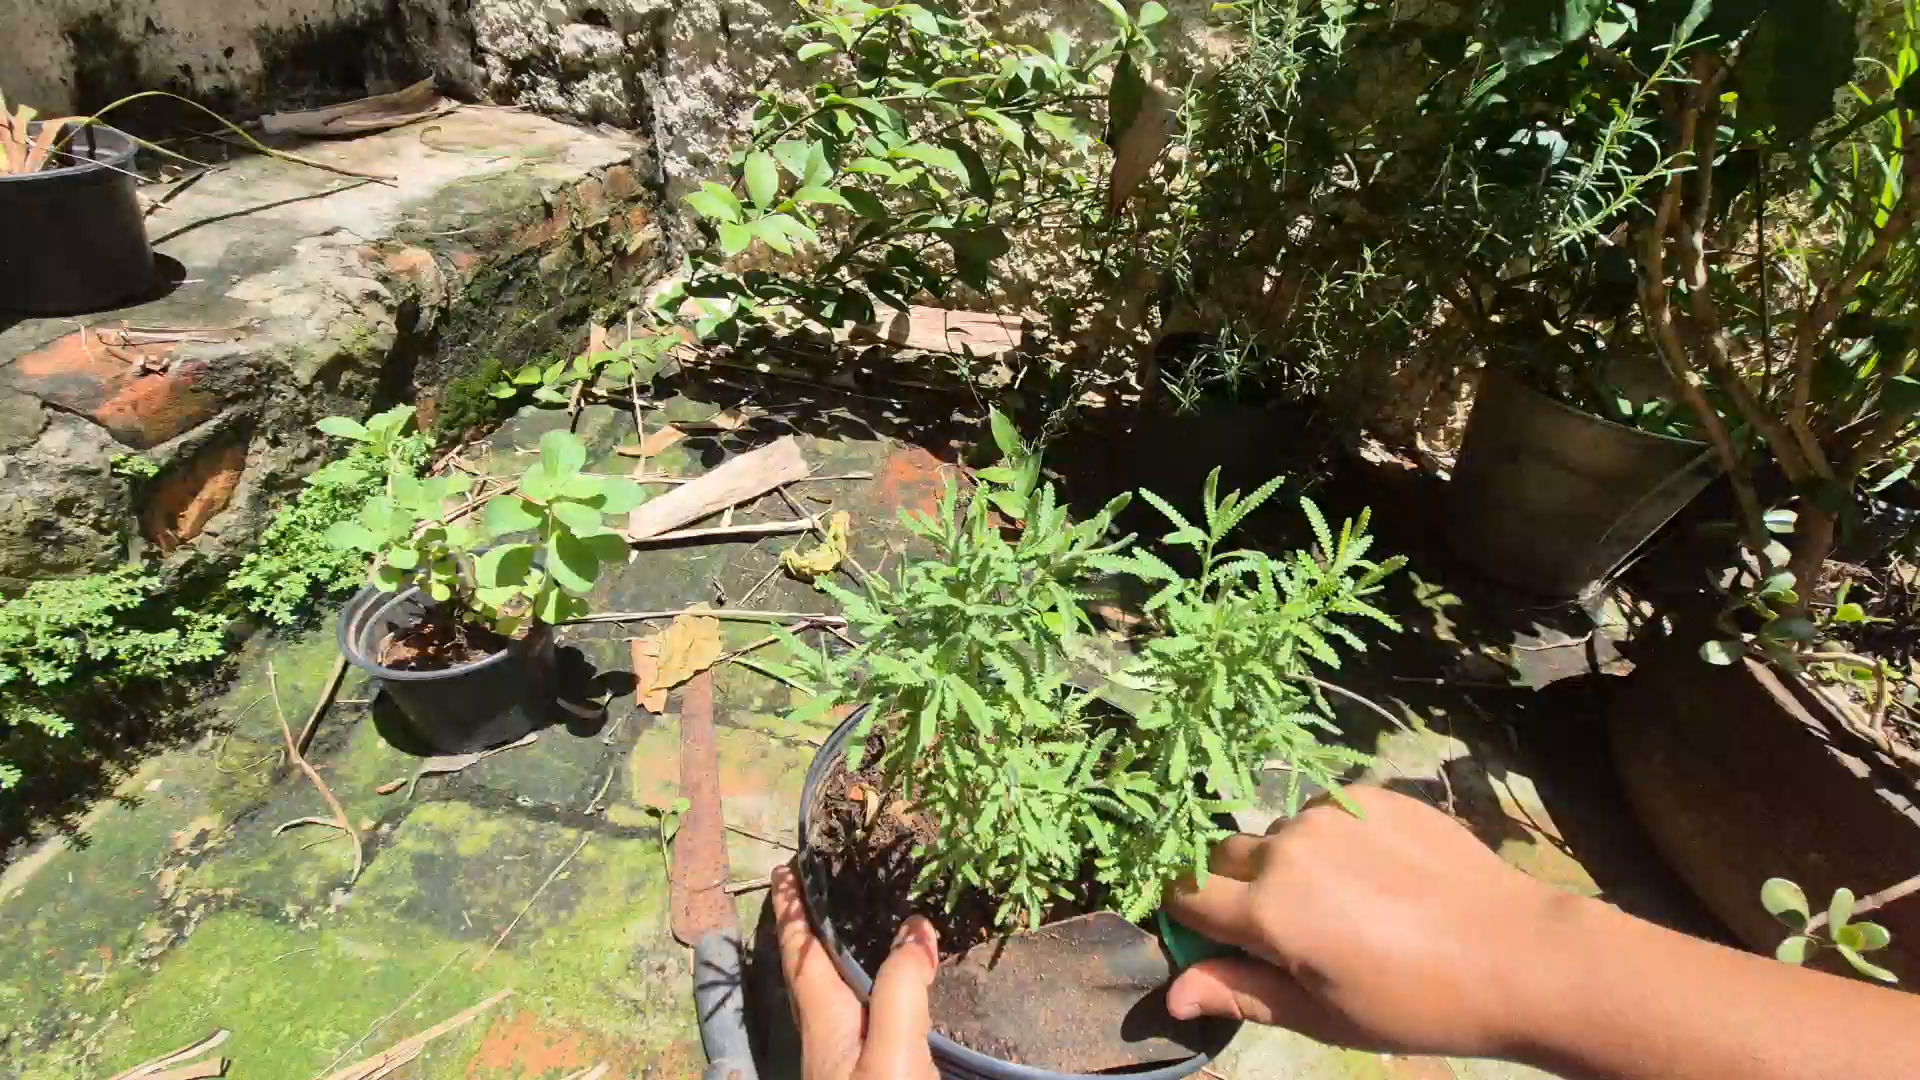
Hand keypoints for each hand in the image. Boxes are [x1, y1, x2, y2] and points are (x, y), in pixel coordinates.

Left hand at [773, 863, 939, 1079]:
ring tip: (859, 925)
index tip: (782, 870)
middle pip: (812, 969)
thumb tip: (915, 924)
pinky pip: (869, 1012)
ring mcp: (848, 1061)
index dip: (791, 910)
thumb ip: (901, 987)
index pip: (800, 952)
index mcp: (823, 1022)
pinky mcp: (873, 1074)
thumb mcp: (892, 1052)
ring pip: (840, 991)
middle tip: (818, 887)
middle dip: (812, 927)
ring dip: (843, 955)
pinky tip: (894, 988)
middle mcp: (829, 1038)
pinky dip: (874, 983)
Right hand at [1164, 785, 1568, 1059]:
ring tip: (1346, 899)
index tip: (1219, 936)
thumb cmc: (1420, 1004)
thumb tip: (1170, 993)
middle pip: (1223, 858)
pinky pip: (1318, 813)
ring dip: (1286, 863)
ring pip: (1273, 835)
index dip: (1191, 915)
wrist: (1524, 955)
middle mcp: (1282, 849)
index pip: (1186, 894)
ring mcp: (1322, 813)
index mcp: (1269, 910)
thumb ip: (1242, 993)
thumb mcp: (1326, 1016)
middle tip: (1290, 926)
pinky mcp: (1360, 793)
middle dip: (1236, 887)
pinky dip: (1329, 841)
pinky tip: (1377, 872)